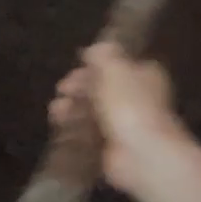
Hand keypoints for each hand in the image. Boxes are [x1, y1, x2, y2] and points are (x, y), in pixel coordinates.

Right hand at [49, 42, 190, 193]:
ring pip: (94, 111)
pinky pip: (90, 133)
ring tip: (56, 110)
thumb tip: (97, 48)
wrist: (141, 153)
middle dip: (79, 87)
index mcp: (144, 75)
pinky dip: (74, 128)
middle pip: (103, 88)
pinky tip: (60, 125)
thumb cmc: (130, 104)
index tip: (75, 67)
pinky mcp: (114, 146)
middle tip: (62, 89)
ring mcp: (126, 124)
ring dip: (73, 107)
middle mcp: (138, 98)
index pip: (117, 65)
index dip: (94, 65)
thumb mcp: (115, 68)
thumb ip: (104, 54)